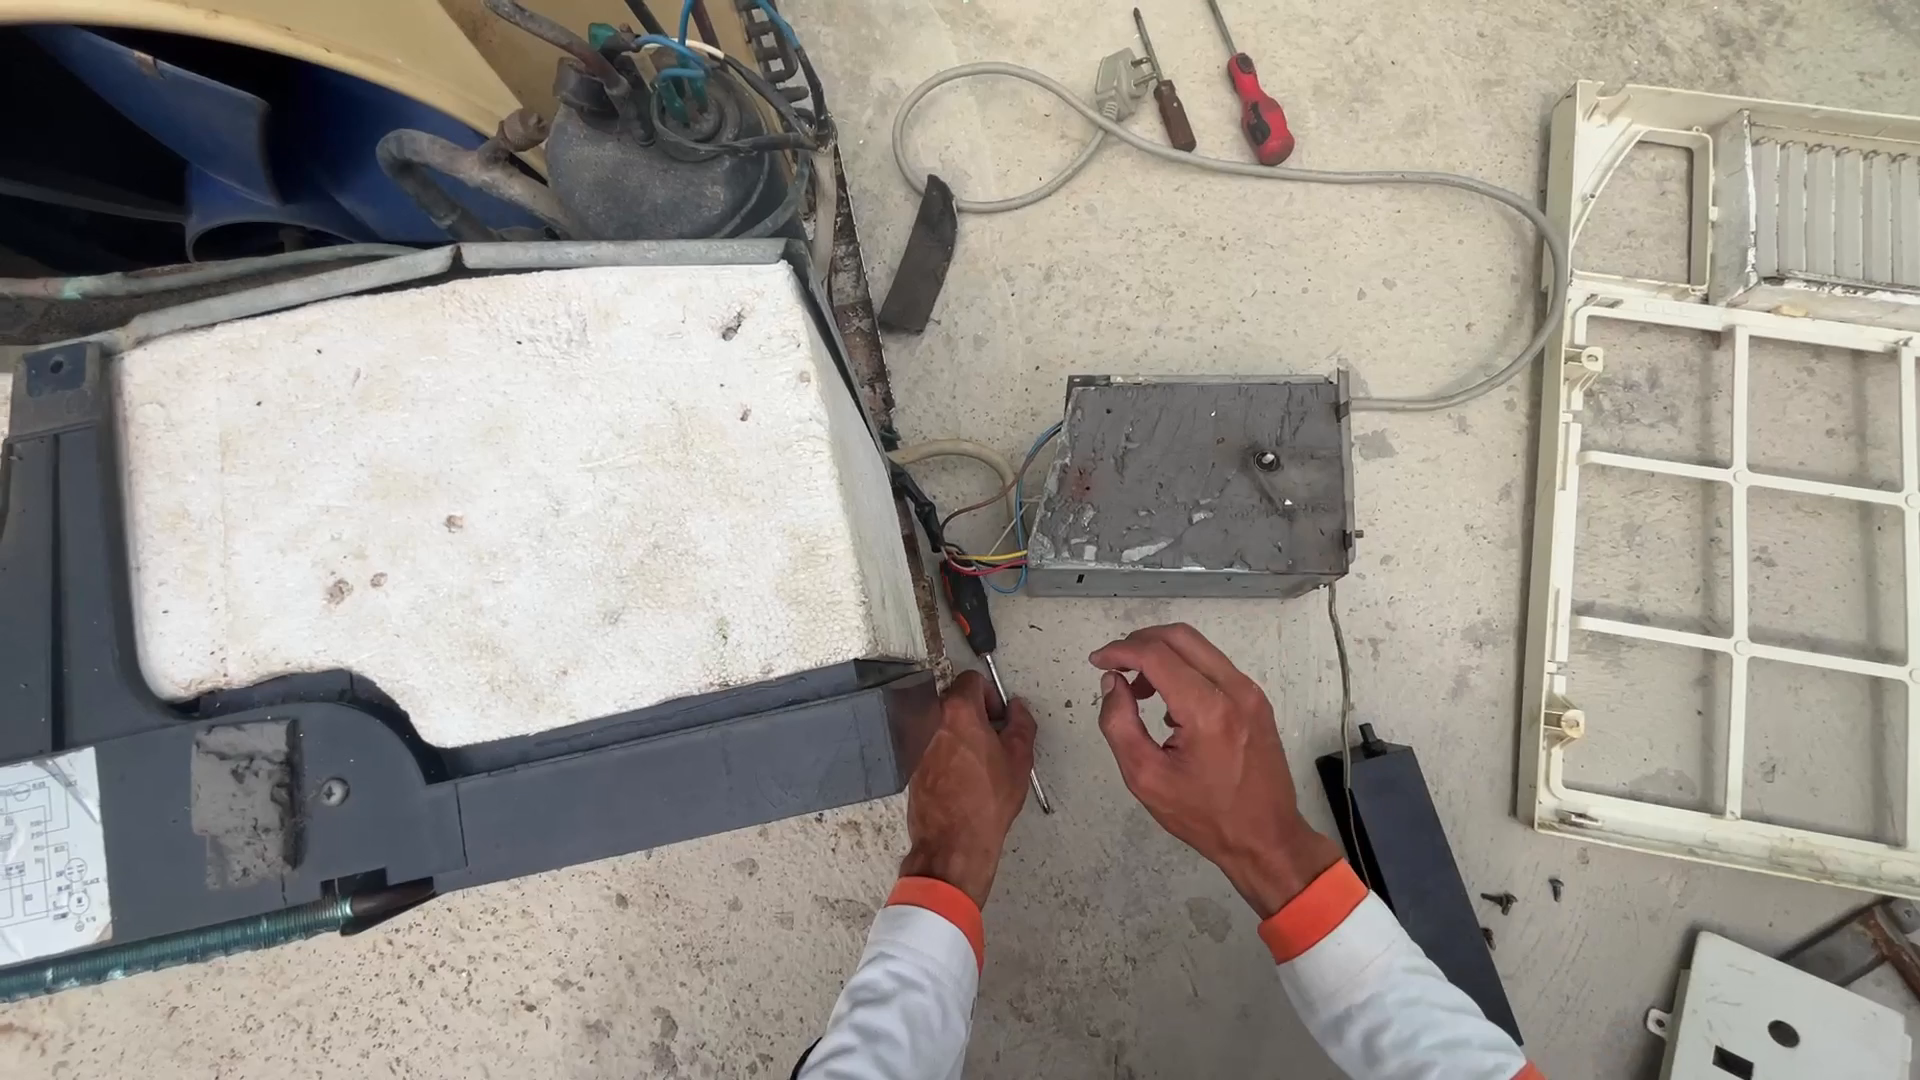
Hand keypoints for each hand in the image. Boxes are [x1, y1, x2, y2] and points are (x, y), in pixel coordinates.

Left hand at [898, 669, 1036, 907]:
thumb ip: (1021, 723)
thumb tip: (1018, 710)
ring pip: (941, 721)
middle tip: (992, 736)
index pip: (972, 679)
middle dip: (975, 711)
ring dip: (959, 730)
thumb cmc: (984, 803)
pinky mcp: (911, 762)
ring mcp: (917, 741)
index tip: (998, 714)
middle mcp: (931, 720)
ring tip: (978, 759)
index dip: (991, 694)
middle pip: (955, 698)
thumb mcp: (1019, 758)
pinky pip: (930, 742)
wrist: (954, 841)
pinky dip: (945, 748)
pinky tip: (962, 773)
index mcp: (958, 712)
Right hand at [1090, 624, 1342, 918]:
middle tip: (1113, 665)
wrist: (1268, 839)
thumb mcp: (1145, 778)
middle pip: (1178, 636)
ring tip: (1137, 687)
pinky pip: (1212, 664)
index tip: (1097, 662)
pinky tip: (1168, 702)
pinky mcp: (1255, 699)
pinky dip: (1182, 667)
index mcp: (1207, 710)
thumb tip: (1112, 682)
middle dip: (1138, 642)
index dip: (1119, 651)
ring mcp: (1249, 692)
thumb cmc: (1204, 816)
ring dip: (1160, 653)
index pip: (1155, 654)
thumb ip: (1119, 724)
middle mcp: (1233, 690)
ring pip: (1197, 646)